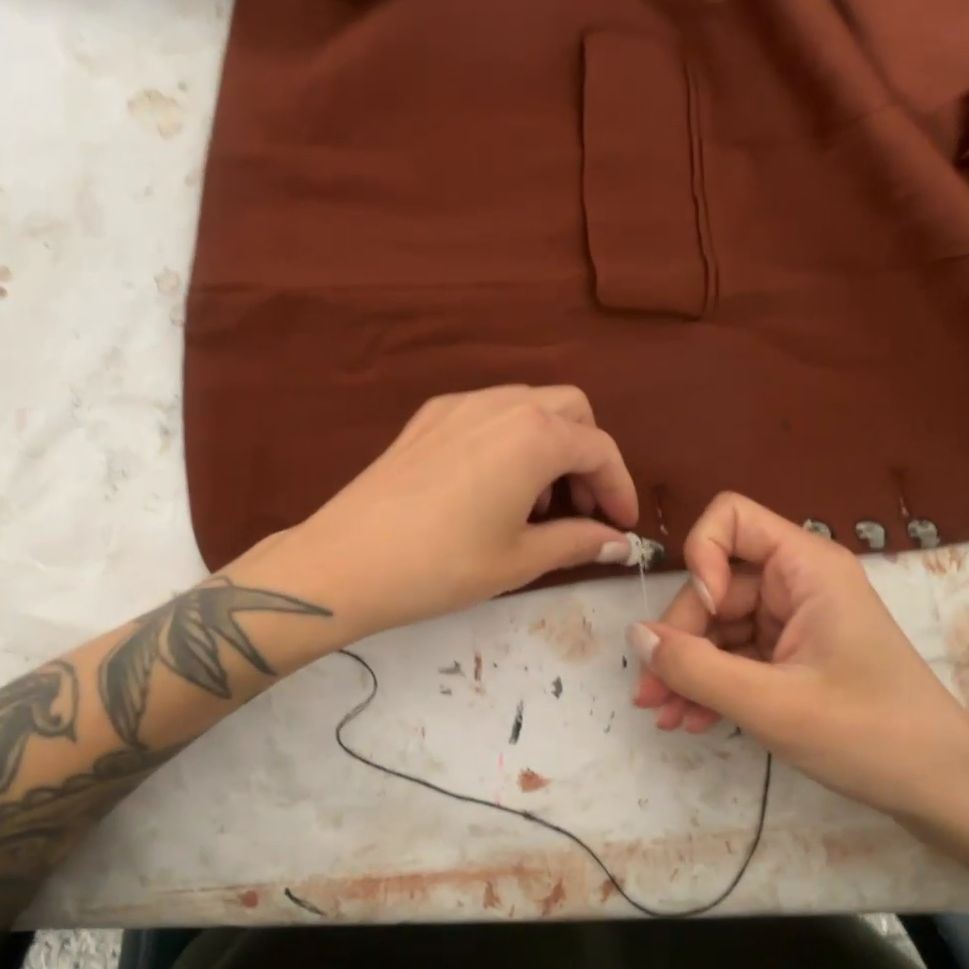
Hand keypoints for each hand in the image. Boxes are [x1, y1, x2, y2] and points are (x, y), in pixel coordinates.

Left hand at [259, 385, 640, 635]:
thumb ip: (578, 541)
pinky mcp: (427, 417)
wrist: (346, 561)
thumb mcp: (519, 559)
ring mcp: (459, 405)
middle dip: (587, 455)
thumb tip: (617, 542)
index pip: (599, 449)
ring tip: (534, 504)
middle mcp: (501, 403)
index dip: (619, 488)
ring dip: (549, 444)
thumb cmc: (442, 565)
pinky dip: (510, 438)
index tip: (622, 527)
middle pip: (570, 410)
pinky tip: (492, 486)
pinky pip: (488, 412)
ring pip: (528, 405)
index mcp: (535, 434)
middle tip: (581, 508)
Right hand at [629, 492, 968, 822]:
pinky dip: (712, 683)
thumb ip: (695, 668)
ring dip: (688, 669)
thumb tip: (634, 636)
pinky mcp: (795, 656)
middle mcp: (798, 583)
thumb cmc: (870, 735)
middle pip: (714, 584)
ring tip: (664, 717)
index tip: (702, 615)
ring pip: (719, 625)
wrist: (947, 793)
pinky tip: (691, 721)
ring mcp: (796, 621)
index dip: (701, 557)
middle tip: (651, 695)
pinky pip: (737, 655)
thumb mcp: (773, 705)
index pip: (731, 519)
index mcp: (807, 568)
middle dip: (680, 637)